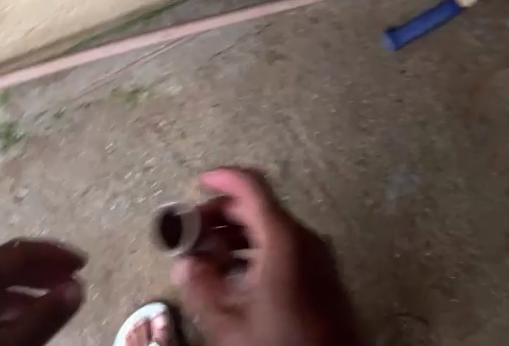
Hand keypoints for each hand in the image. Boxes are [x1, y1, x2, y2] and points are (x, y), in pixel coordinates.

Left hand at [0, 239, 86, 345]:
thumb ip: (45, 317)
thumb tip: (77, 288)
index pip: (18, 253)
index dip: (53, 255)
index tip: (82, 265)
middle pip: (5, 266)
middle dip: (43, 271)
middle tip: (73, 281)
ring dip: (28, 291)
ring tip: (55, 303)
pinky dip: (9, 309)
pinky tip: (25, 325)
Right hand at [172, 169, 362, 345]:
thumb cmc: (284, 345)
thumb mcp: (231, 324)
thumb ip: (202, 288)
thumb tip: (185, 265)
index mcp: (283, 239)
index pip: (251, 186)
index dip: (223, 178)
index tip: (201, 183)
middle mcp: (305, 238)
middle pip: (259, 206)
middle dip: (223, 213)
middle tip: (195, 231)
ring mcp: (318, 256)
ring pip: (272, 227)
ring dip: (238, 234)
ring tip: (211, 257)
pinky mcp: (323, 275)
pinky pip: (286, 246)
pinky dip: (258, 249)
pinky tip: (238, 276)